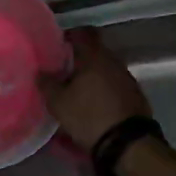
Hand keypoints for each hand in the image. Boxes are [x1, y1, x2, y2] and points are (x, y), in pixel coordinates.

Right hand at [39, 27, 151, 148]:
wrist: (127, 143)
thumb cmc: (88, 116)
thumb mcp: (58, 103)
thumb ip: (47, 83)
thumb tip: (40, 72)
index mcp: (94, 57)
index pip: (83, 33)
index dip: (69, 35)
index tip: (57, 46)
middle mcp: (114, 62)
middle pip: (95, 51)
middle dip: (78, 59)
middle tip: (61, 71)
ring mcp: (127, 78)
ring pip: (105, 68)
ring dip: (91, 75)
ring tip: (75, 90)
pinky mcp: (135, 95)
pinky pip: (114, 84)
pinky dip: (102, 88)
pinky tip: (92, 103)